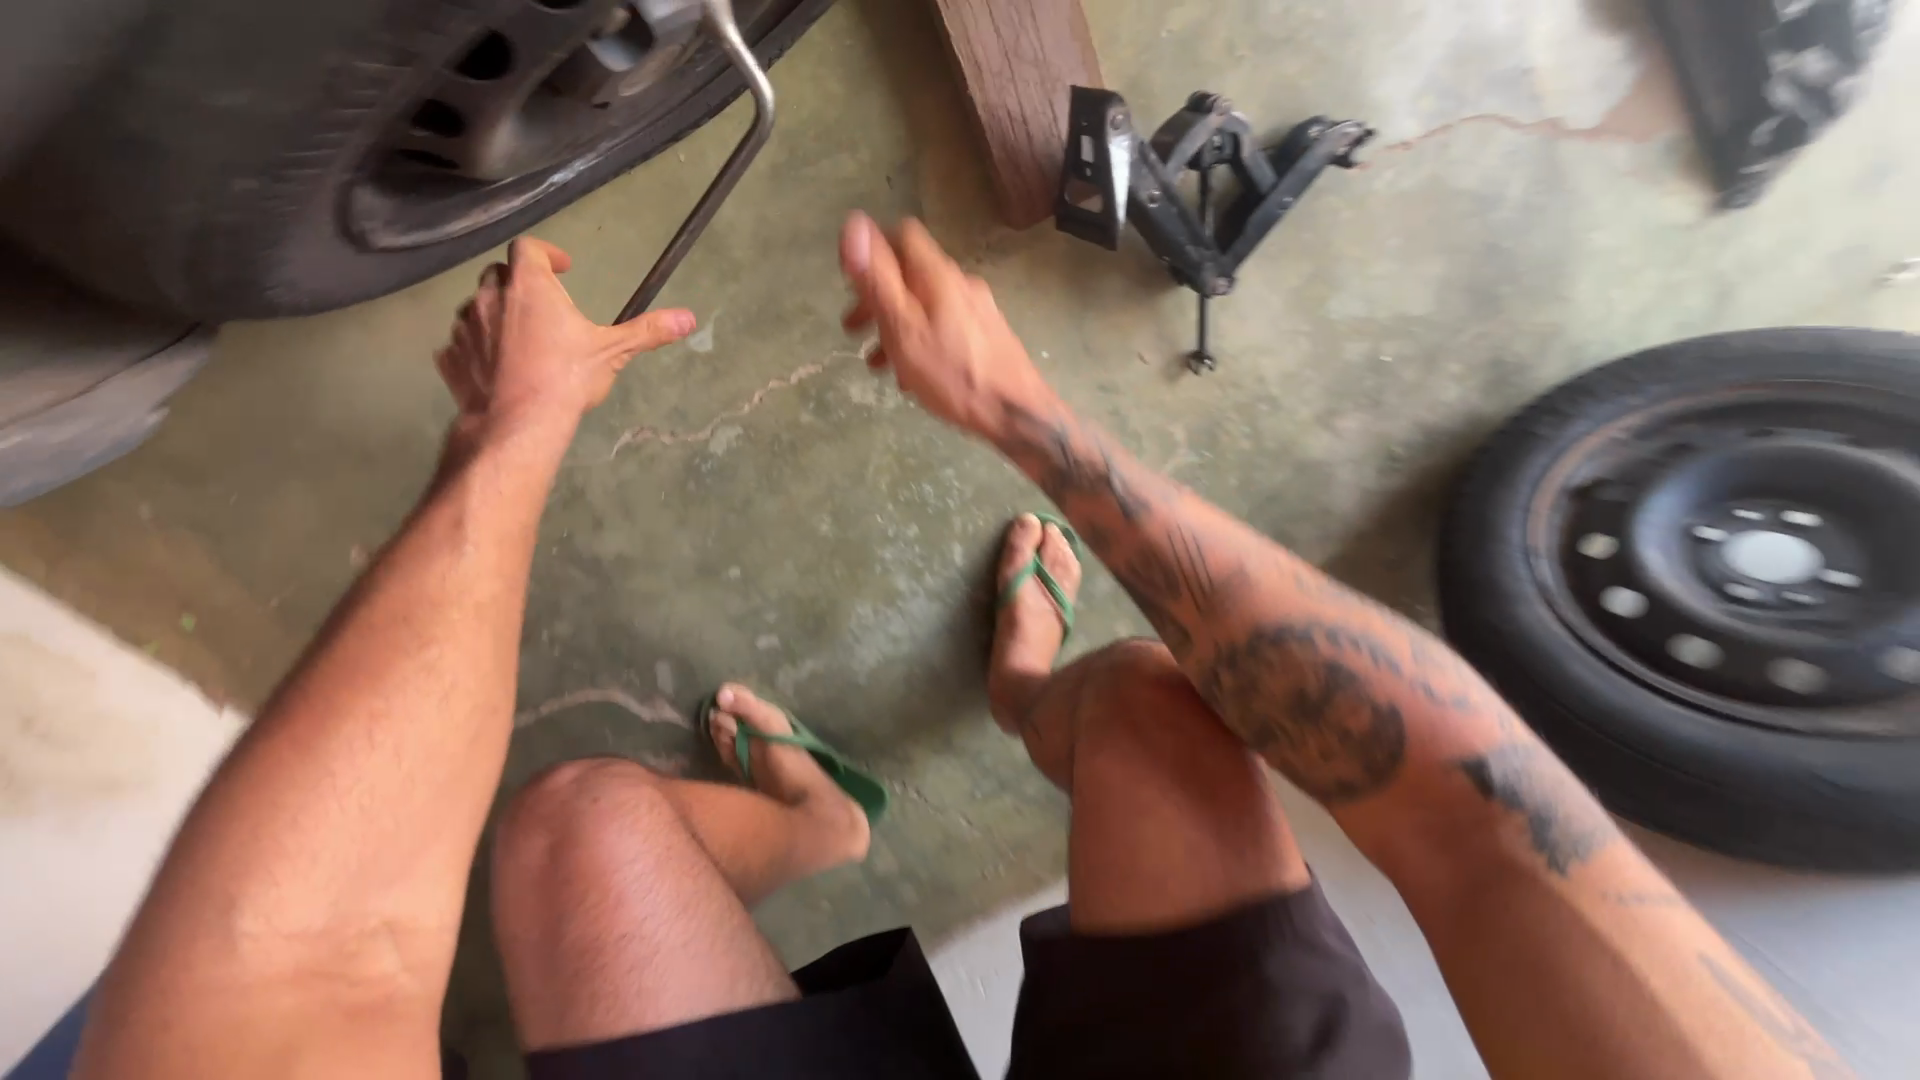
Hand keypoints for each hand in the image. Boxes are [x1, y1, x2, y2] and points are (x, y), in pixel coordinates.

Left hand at [435, 236, 695, 432]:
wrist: (517, 422)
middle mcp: (490, 297)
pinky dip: (477, 346)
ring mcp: (464, 326)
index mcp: (530, 287)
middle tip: (544, 305)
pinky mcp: (449, 356)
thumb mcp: (613, 352)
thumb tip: (688, 318)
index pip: (528, 248)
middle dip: (520, 283)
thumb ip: (647, 331)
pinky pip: (460, 342)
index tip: (564, 268)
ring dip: (497, 314)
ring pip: (477, 307)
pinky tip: (495, 366)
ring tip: (521, 338)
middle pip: (499, 274)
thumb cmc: (566, 378)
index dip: (547, 253)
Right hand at [839, 212, 1054, 438]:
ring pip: (926, 306)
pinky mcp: (987, 336)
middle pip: (911, 274)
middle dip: (878, 298)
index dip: (872, 249)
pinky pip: (944, 328)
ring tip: (876, 363)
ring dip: (896, 327)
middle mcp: (961, 284)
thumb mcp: (904, 330)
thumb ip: (878, 280)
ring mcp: (978, 310)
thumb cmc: (953, 375)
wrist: (1016, 412)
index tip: (850, 279)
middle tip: (852, 328)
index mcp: (938, 276)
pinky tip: (912, 376)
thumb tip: (853, 224)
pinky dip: (920, 341)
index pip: (902, 235)